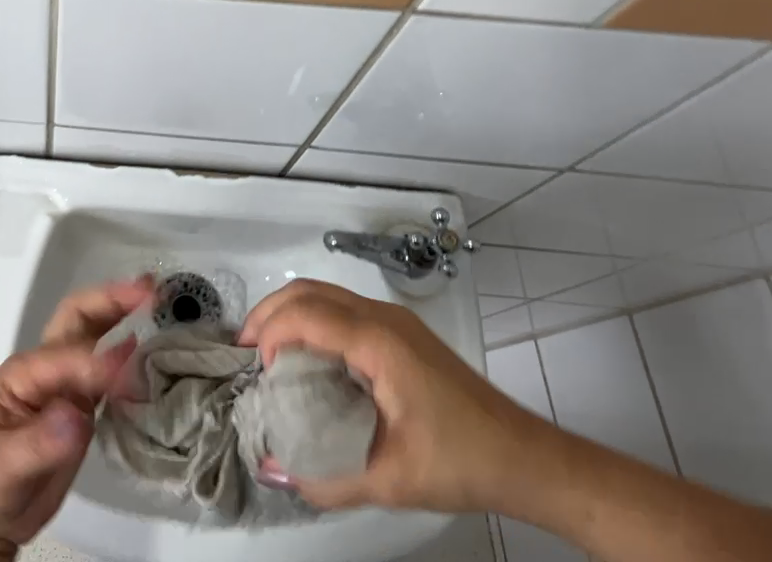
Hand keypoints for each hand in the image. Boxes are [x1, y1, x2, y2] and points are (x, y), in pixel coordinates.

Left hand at [0, 275, 154, 560]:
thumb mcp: (1, 467)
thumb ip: (38, 442)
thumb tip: (77, 418)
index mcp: (21, 374)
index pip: (65, 357)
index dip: (97, 362)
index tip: (129, 373)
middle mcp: (45, 370)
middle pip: (78, 319)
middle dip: (110, 299)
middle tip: (147, 289)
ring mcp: (65, 386)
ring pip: (94, 335)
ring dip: (121, 312)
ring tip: (153, 298)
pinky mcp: (82, 407)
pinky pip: (108, 371)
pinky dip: (129, 353)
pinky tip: (148, 347)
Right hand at [237, 279, 552, 513]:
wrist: (527, 459)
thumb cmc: (461, 462)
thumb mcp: (389, 480)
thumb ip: (326, 478)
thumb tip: (272, 471)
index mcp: (379, 343)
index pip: (306, 314)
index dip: (270, 333)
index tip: (256, 371)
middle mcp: (383, 318)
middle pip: (308, 291)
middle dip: (268, 313)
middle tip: (244, 351)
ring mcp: (394, 321)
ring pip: (324, 294)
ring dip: (288, 314)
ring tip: (266, 353)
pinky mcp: (401, 332)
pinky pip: (341, 309)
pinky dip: (310, 321)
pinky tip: (305, 358)